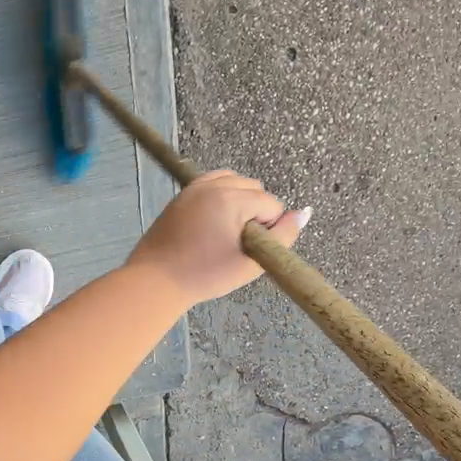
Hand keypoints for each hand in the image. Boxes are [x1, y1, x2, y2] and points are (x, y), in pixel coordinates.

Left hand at [126, 170, 309, 306]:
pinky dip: (220, 195)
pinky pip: (210, 184)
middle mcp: (212, 186)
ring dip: (239, 199)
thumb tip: (305, 212)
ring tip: (229, 231)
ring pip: (232, 181)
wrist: (156, 280)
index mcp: (231, 198)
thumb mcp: (251, 261)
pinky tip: (215, 221)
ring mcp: (193, 189)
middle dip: (255, 210)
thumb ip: (283, 236)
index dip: (269, 228)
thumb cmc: (205, 275)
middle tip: (240, 241)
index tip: (251, 249)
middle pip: (252, 187)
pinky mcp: (180, 196)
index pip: (270, 204)